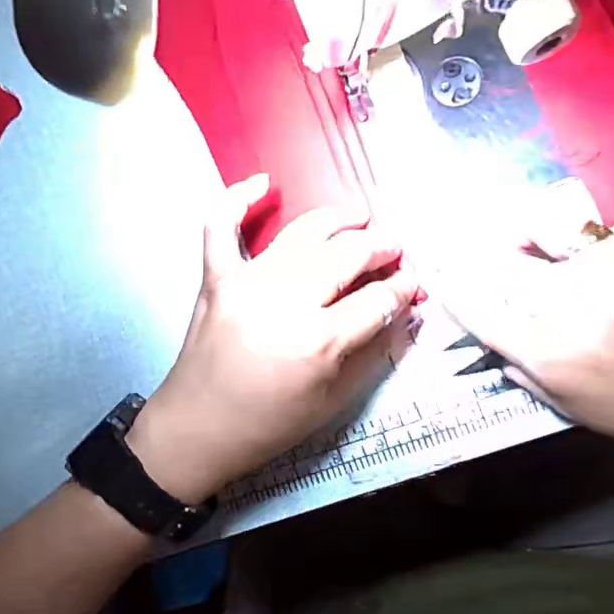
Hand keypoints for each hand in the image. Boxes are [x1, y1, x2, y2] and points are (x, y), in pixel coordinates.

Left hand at [125, 176, 419, 502]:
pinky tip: (263, 182)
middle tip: (396, 249)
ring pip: (302, 234)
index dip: (404, 288)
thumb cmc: (271, 424)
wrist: (198, 430)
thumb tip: (405, 311)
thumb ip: (374, 350)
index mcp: (319, 340)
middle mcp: (285, 301)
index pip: (377, 299)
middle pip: (346, 256)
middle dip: (380, 248)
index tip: (415, 284)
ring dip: (337, 219)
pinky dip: (238, 199)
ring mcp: (246, 283)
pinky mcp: (216, 278)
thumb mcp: (334, 399)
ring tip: (361, 214)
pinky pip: (222, 227)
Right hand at [434, 225, 613, 499]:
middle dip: (496, 252)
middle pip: (506, 255)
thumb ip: (527, 366)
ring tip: (588, 277)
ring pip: (556, 235)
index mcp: (555, 355)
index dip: (452, 278)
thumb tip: (490, 333)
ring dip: (553, 249)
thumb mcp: (580, 408)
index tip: (437, 261)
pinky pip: (611, 234)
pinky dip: (609, 251)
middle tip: (505, 256)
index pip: (479, 302)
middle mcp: (581, 305)